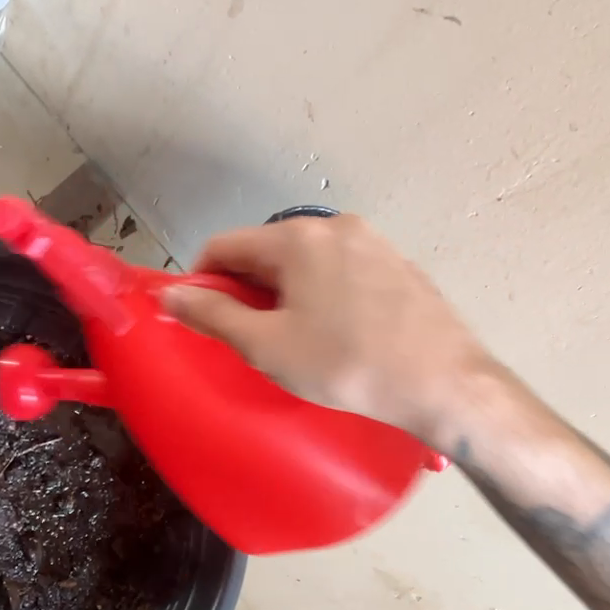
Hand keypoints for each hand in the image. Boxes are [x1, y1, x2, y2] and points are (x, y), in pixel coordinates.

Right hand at [160, 213, 502, 448]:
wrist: (441, 383)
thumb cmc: (344, 364)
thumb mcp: (264, 345)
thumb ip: (212, 314)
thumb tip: (168, 294)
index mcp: (297, 239)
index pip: (223, 246)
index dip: (200, 282)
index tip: (200, 320)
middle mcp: (335, 227)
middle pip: (264, 252)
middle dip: (242, 290)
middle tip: (243, 339)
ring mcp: (372, 243)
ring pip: (302, 263)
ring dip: (279, 295)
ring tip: (288, 341)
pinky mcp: (397, 266)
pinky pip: (336, 273)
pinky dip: (316, 297)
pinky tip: (328, 336)